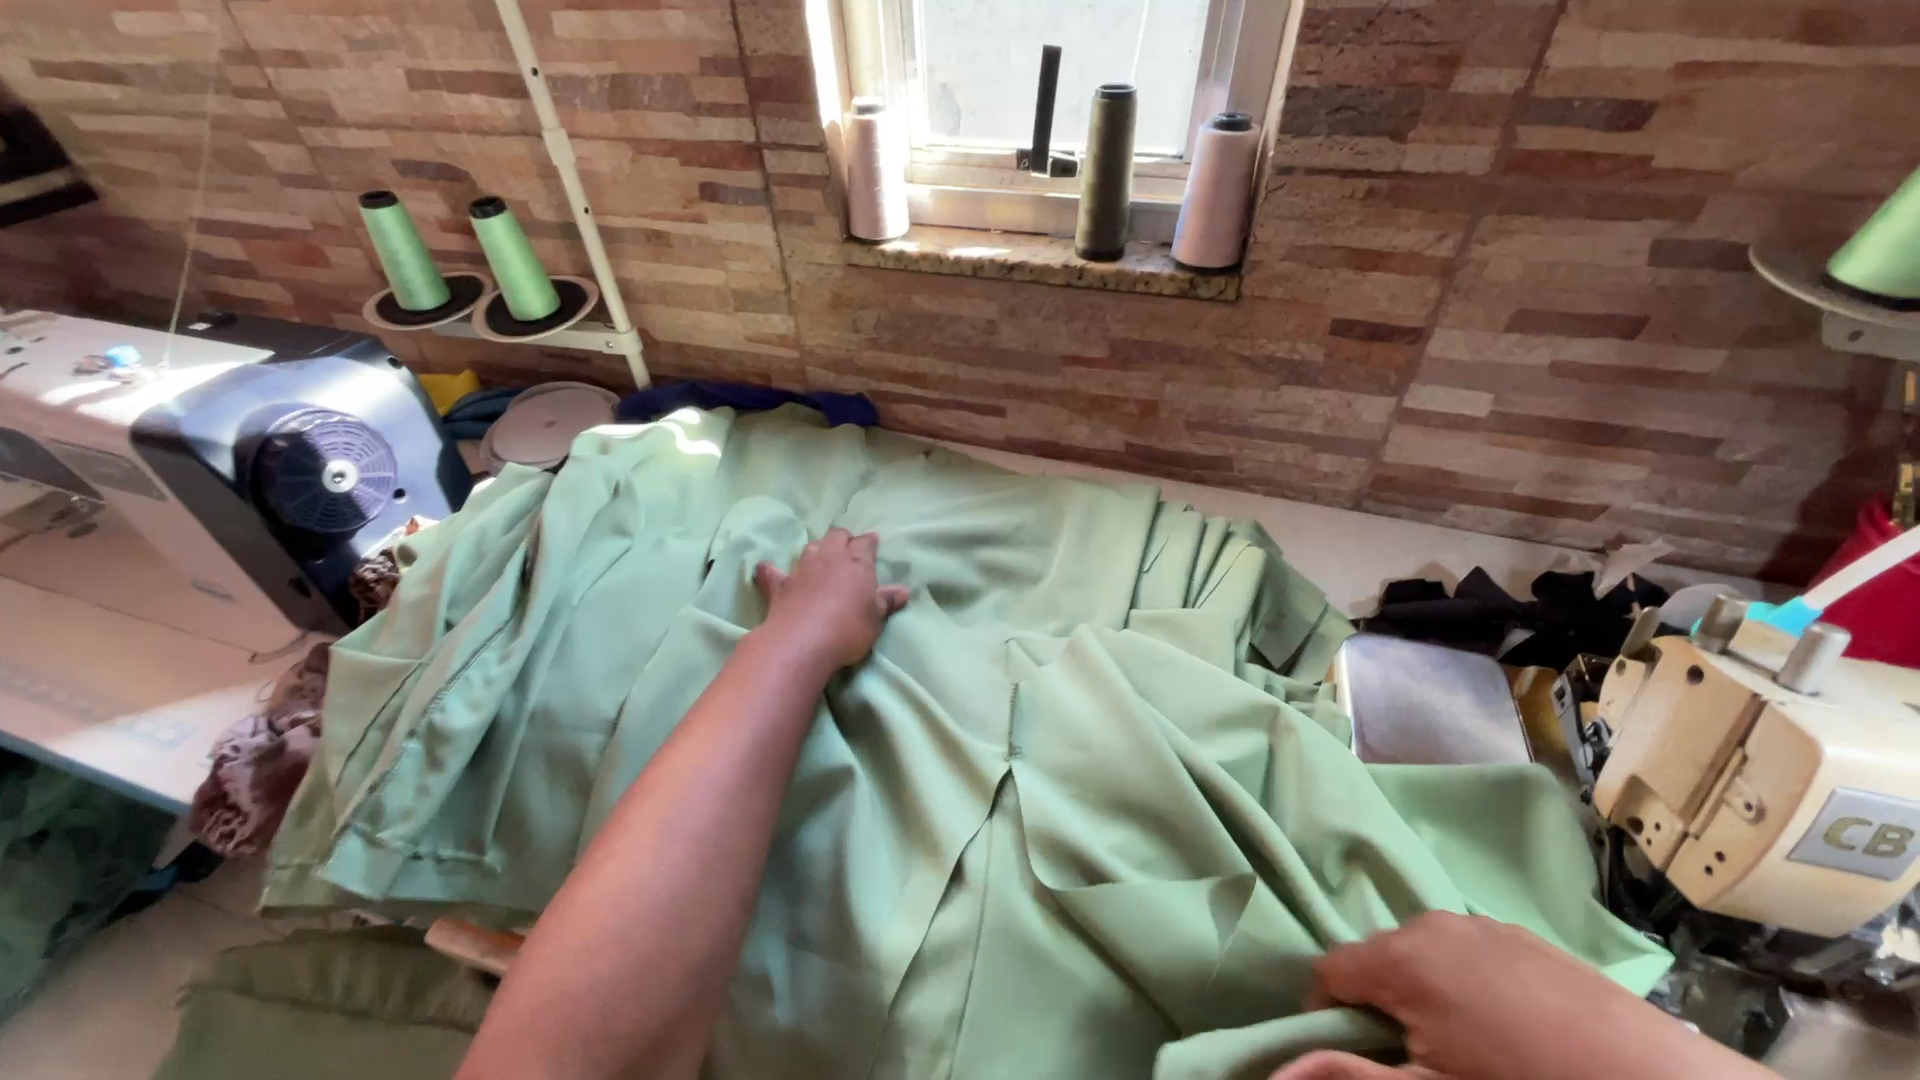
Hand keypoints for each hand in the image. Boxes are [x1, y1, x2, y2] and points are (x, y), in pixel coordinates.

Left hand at [754, 528, 908, 672]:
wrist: (802, 642)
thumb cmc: (848, 629)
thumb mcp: (875, 619)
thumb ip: (886, 602)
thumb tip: (903, 591)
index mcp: (857, 564)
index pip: (865, 543)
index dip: (869, 542)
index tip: (873, 542)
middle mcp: (829, 558)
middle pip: (837, 536)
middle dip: (844, 539)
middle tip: (849, 549)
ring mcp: (802, 569)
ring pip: (810, 547)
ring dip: (817, 550)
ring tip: (820, 558)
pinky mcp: (779, 584)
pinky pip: (771, 571)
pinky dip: (770, 570)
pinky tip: (766, 569)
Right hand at [1270, 912, 1770, 1079]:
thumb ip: (1350, 1078)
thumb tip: (1275, 1075)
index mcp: (1402, 957)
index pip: (1327, 972)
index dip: (1327, 1018)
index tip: (1358, 1060)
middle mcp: (1432, 923)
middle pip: (1374, 960)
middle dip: (1380, 1007)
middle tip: (1420, 1066)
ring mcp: (1484, 925)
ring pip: (1421, 956)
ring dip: (1422, 995)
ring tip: (1469, 1052)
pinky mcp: (1525, 937)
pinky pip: (1466, 954)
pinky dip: (1464, 986)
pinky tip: (1509, 1034)